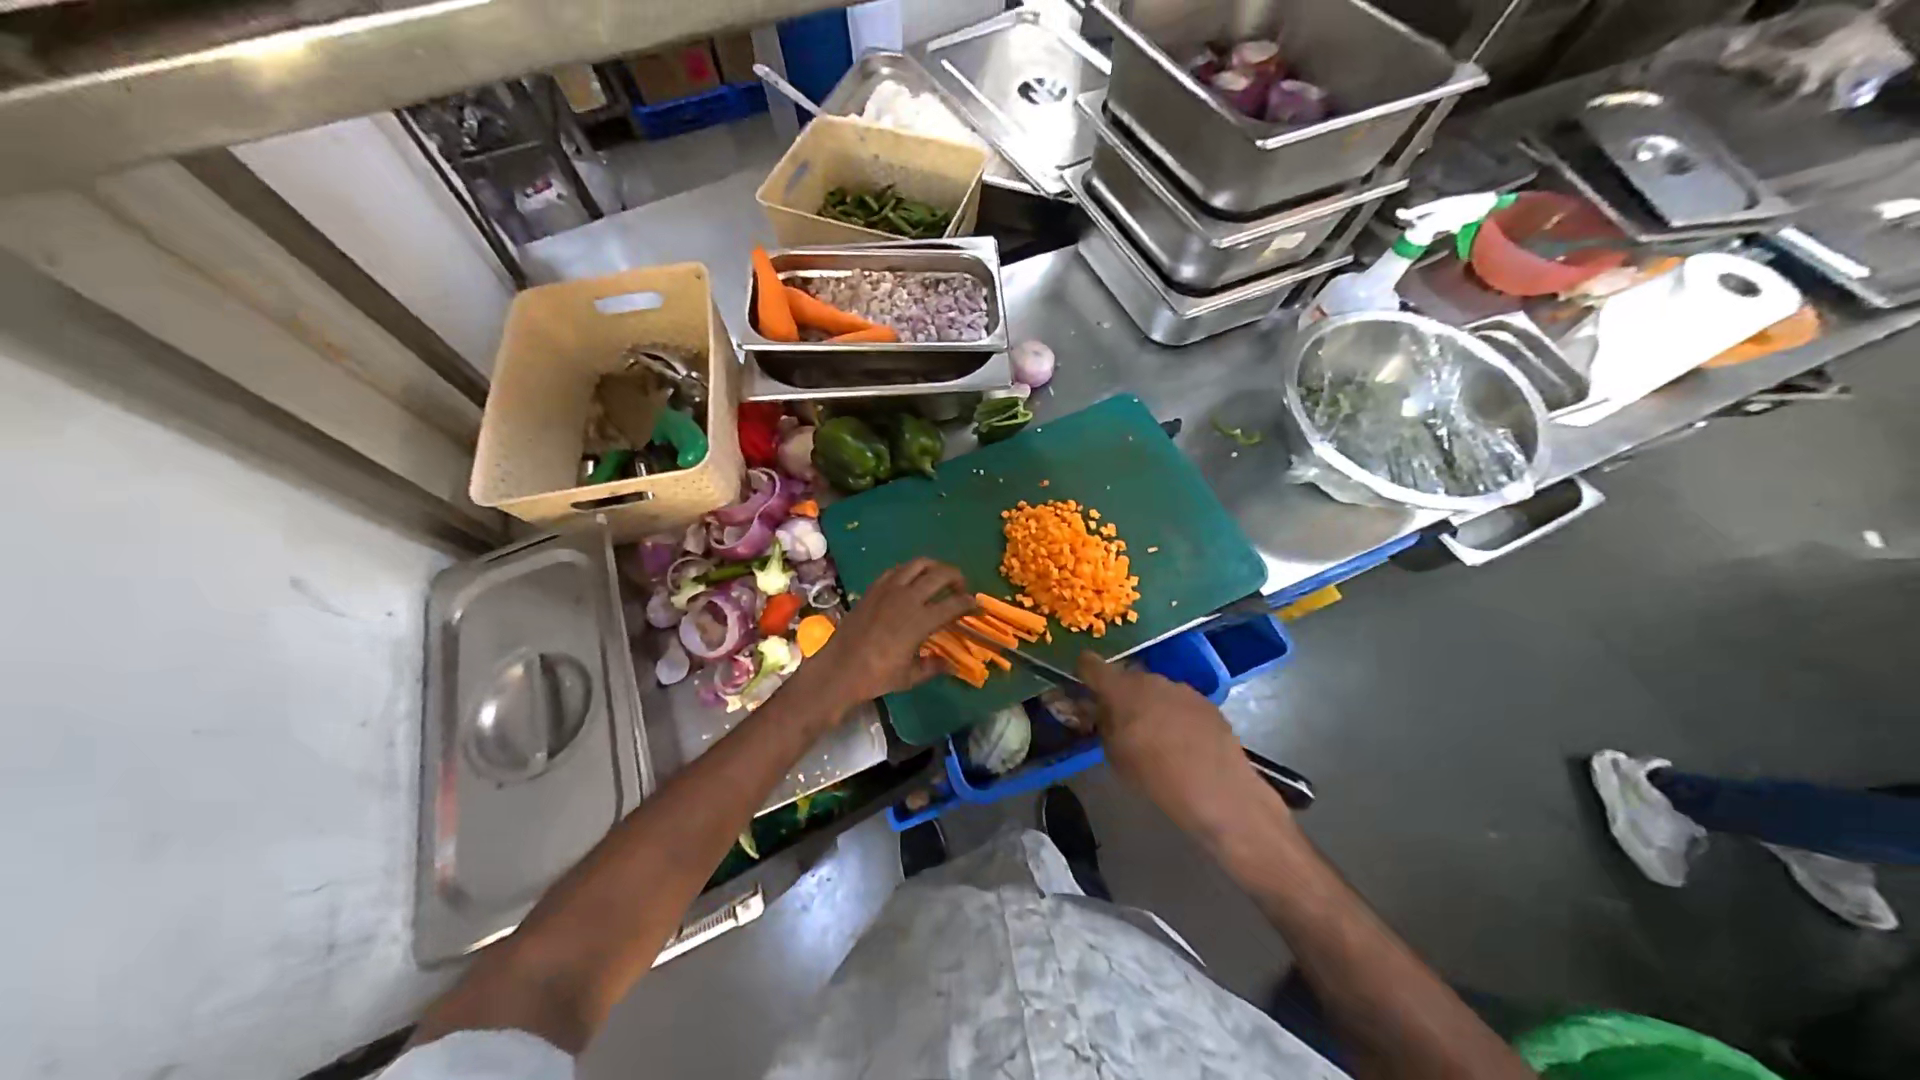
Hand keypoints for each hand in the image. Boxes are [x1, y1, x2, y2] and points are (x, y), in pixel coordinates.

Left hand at [798, 558, 975, 715]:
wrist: (838, 669)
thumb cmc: (876, 676)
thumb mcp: (910, 676)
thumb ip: (933, 667)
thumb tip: (951, 665)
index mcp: (922, 620)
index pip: (955, 603)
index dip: (970, 603)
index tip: (976, 606)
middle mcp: (908, 598)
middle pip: (941, 574)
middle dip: (957, 578)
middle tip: (961, 589)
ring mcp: (889, 589)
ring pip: (919, 564)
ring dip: (935, 568)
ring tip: (939, 578)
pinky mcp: (873, 588)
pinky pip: (897, 570)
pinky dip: (910, 571)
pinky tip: (911, 582)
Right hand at [1077, 652, 1278, 836]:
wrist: (1217, 790)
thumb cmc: (1154, 775)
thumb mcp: (1114, 755)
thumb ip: (1103, 725)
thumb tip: (1101, 711)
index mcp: (1120, 689)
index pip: (1091, 665)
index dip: (1084, 671)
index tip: (1082, 684)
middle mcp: (1151, 679)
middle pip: (1127, 678)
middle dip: (1120, 695)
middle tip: (1120, 722)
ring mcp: (1182, 688)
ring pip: (1155, 689)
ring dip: (1149, 704)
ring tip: (1155, 736)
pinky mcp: (1206, 702)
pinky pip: (1179, 702)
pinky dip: (1175, 714)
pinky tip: (1182, 742)